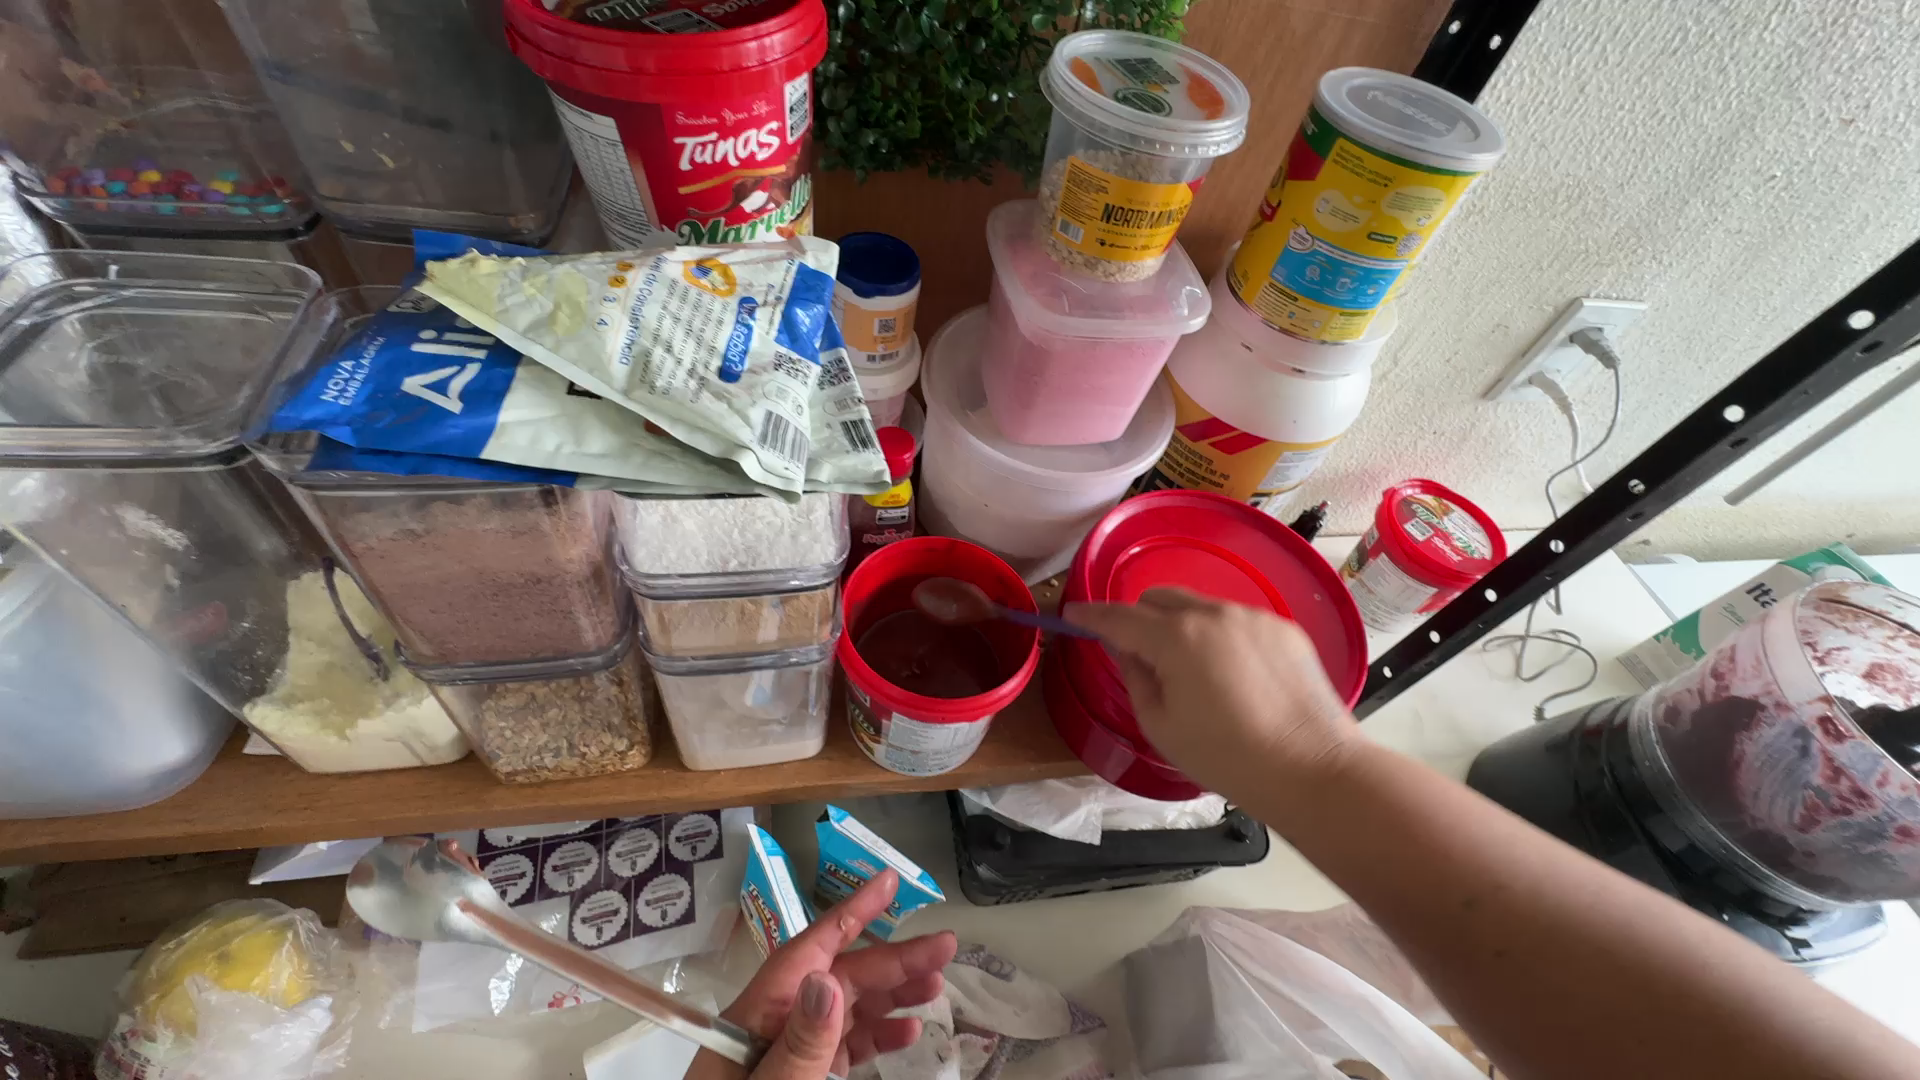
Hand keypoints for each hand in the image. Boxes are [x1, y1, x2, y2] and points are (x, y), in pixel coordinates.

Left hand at [685, 869, 957, 1079]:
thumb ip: (799, 1044)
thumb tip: (827, 978)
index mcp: (757, 1013)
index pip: (811, 947)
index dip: (854, 911)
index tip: (890, 881)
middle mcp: (774, 1022)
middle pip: (841, 976)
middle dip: (894, 959)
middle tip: (945, 946)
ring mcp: (788, 1051)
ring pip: (848, 1008)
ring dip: (893, 994)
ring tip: (936, 987)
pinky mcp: (800, 1076)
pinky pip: (844, 1045)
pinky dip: (877, 1035)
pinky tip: (907, 1031)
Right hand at [1064, 586, 1360, 799]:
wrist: (1313, 771)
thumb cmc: (1227, 758)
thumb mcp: (1161, 725)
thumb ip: (1135, 677)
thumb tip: (1125, 650)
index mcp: (1175, 638)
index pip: (1119, 617)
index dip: (1091, 615)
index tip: (1074, 613)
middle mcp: (1213, 614)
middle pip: (1159, 597)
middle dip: (1140, 617)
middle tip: (1140, 653)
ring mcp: (1252, 616)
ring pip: (1199, 605)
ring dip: (1181, 625)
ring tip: (1193, 670)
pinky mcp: (1283, 628)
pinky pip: (1235, 619)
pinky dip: (1220, 636)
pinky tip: (1234, 676)